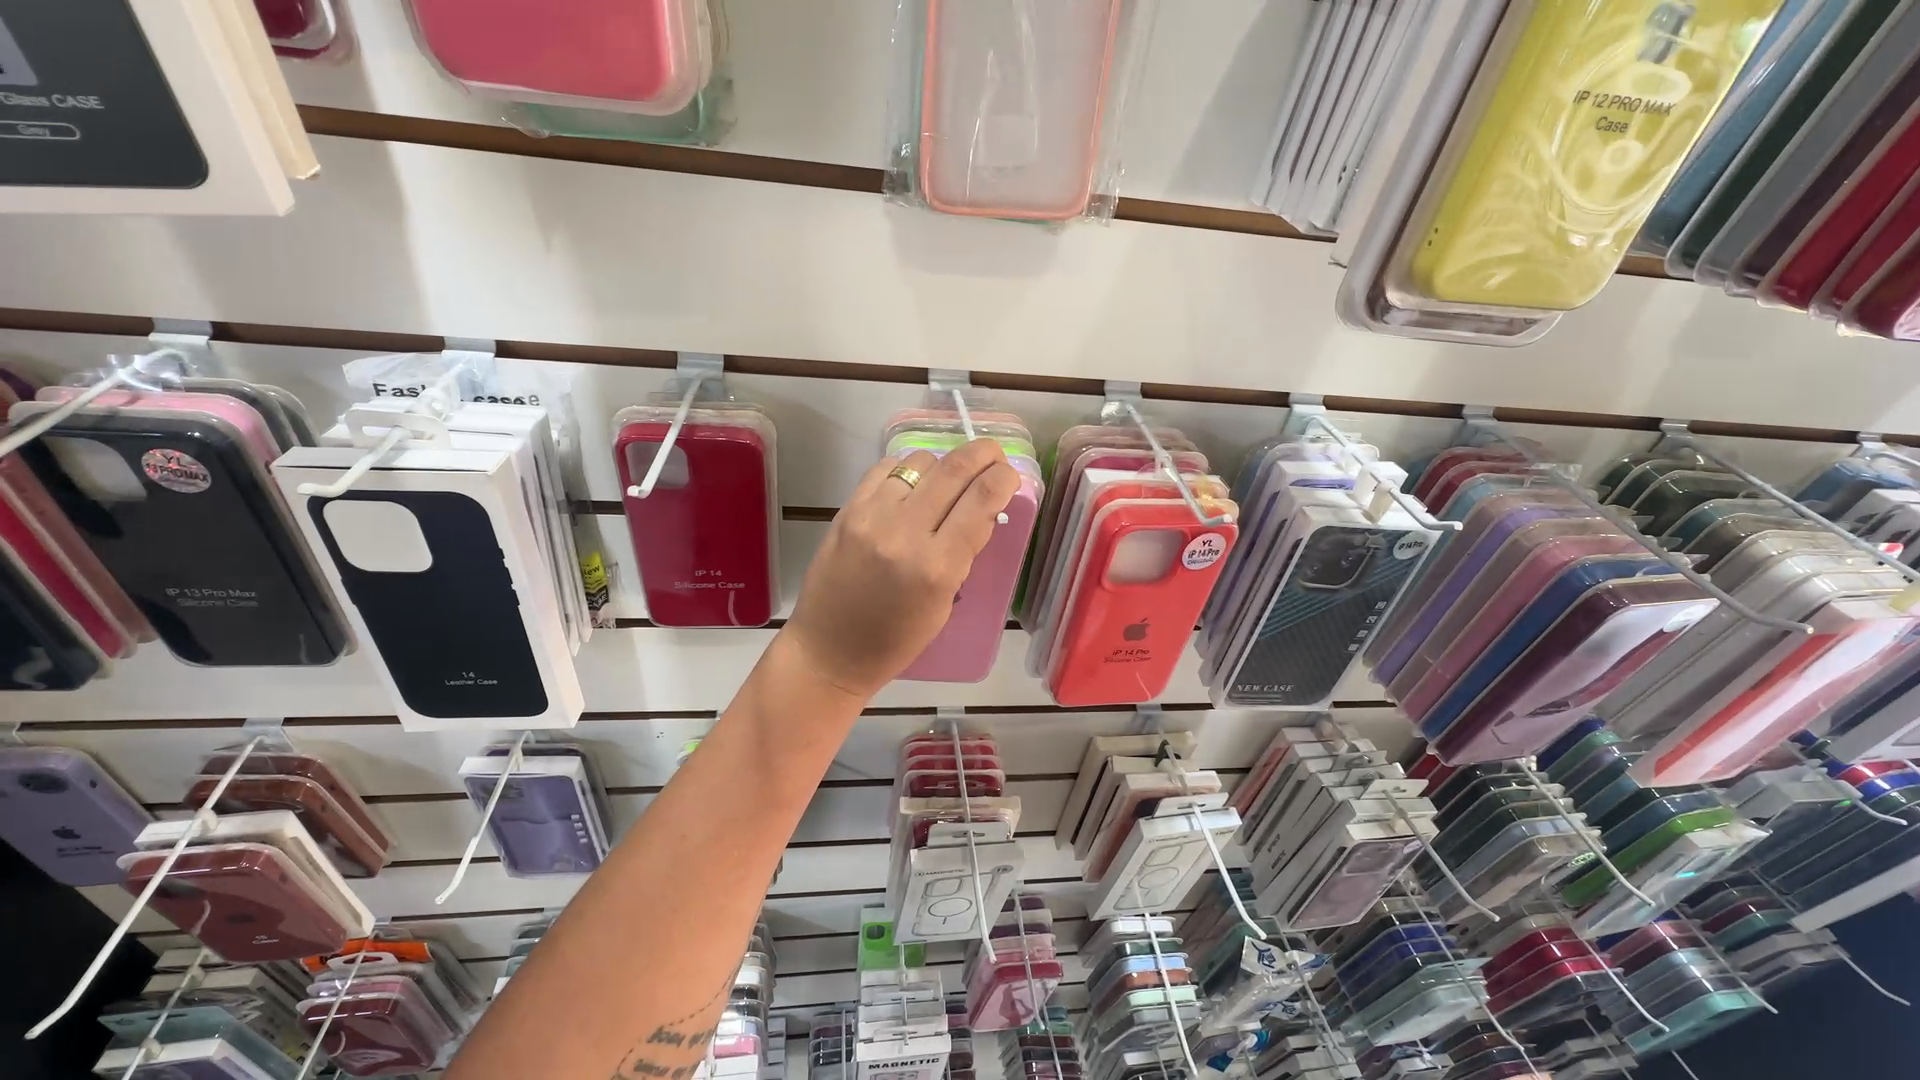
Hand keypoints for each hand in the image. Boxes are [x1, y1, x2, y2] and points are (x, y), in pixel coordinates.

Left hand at [783, 439, 1021, 698]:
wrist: (829, 652)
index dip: (1004, 478)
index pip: (982, 499)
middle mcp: (904, 533)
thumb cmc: (895, 641)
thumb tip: (982, 508)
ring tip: (945, 484)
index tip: (1010, 476)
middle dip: (983, 455)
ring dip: (942, 467)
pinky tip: (911, 486)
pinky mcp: (847, 511)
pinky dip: (906, 471)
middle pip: (955, 469)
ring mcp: (871, 517)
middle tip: (993, 455)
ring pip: (920, 462)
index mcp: (937, 567)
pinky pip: (885, 470)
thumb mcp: (943, 604)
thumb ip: (962, 553)